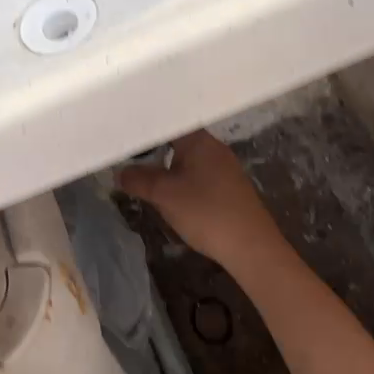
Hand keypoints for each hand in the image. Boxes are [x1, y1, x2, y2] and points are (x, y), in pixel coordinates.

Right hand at [119, 132, 286, 267]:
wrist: (253, 250)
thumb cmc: (206, 213)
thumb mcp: (164, 195)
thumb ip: (137, 179)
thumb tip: (119, 172)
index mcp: (199, 140)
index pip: (167, 122)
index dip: (145, 127)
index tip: (123, 131)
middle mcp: (215, 148)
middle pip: (178, 140)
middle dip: (153, 148)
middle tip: (128, 153)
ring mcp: (226, 169)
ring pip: (189, 159)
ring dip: (168, 166)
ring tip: (145, 174)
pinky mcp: (231, 189)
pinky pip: (200, 175)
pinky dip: (182, 180)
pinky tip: (173, 194)